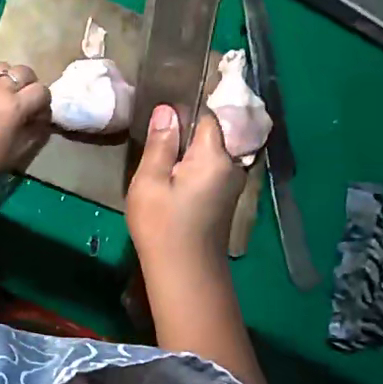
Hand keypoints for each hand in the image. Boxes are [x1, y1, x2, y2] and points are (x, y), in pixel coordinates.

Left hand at [0, 62, 50, 183]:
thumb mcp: (17, 153)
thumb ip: (34, 133)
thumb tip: (41, 121)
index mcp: (16, 105)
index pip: (42, 91)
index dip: (44, 104)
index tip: (38, 117)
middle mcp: (0, 87)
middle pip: (24, 71)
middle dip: (30, 85)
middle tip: (25, 103)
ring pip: (4, 66)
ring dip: (10, 78)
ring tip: (6, 95)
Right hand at [126, 104, 244, 267]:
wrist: (185, 274)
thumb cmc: (162, 226)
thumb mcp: (150, 181)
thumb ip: (160, 143)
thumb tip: (167, 109)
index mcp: (215, 156)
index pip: (204, 117)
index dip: (181, 113)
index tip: (157, 119)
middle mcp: (231, 166)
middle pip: (207, 137)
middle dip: (182, 137)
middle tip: (151, 145)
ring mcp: (231, 186)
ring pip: (206, 157)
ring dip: (184, 157)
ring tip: (157, 165)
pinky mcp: (224, 201)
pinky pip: (207, 174)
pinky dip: (190, 173)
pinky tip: (170, 185)